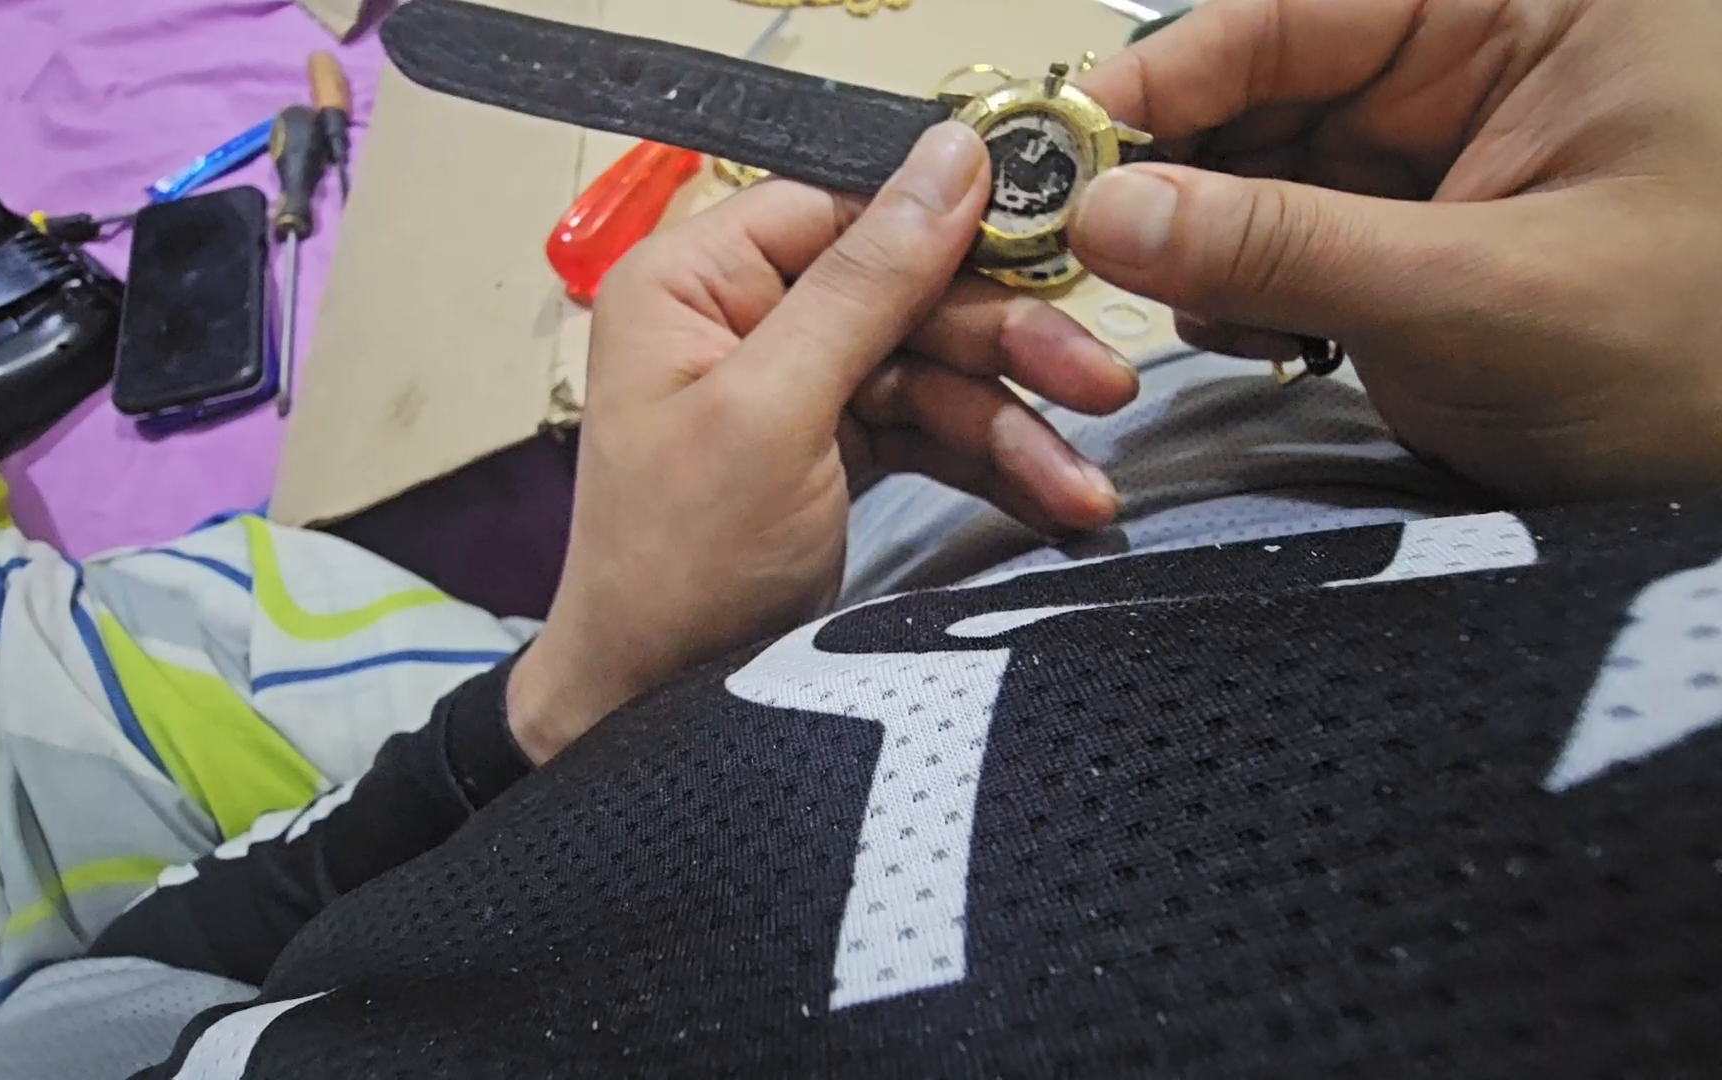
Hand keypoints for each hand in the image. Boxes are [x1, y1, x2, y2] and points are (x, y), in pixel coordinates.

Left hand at [506, 124, 1139, 760]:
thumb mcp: (771, 413)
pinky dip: (983, 465)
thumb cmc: (684, 560)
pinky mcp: (829, 449)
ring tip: (1084, 487)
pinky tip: (1050, 499)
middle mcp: (741, 322)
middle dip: (1000, 347)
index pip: (838, 211)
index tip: (1048, 251)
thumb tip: (950, 154)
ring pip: (924, 371)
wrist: (657, 695)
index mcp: (694, 284)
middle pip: (899, 295)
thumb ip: (861, 287)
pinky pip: (922, 433)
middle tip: (1100, 382)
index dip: (943, 227)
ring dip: (1010, 425)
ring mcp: (792, 388)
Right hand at [1069, 0, 1721, 503]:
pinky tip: (1261, 336)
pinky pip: (1250, 247)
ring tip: (1230, 319)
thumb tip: (1102, 216)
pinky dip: (1225, 296)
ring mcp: (1404, 159)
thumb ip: (1271, 248)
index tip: (1049, 165)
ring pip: (1232, 184)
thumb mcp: (1467, 296)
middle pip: (1239, 101)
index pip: (1281, 15)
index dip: (1150, 87)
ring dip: (1195, 258)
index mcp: (1523, 7)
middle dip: (1162, 188)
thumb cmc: (1694, 361)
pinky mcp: (1370, 237)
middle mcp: (1453, 67)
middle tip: (1094, 258)